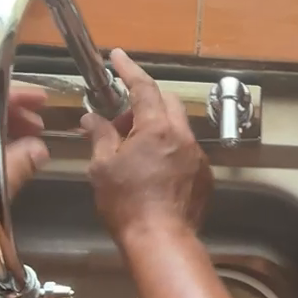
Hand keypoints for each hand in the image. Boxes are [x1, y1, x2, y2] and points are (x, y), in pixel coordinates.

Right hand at [82, 50, 211, 246]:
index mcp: (157, 128)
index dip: (130, 70)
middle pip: (168, 103)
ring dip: (157, 129)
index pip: (144, 87)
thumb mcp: (103, 167)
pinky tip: (153, 170)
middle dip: (144, 102)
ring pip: (179, 129)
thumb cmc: (127, 204)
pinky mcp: (205, 177)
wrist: (162, 240)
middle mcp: (184, 137)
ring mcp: (198, 157)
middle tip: (120, 120)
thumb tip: (92, 119)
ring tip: (133, 149)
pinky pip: (187, 152)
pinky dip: (169, 150)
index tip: (119, 57)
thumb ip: (100, 136)